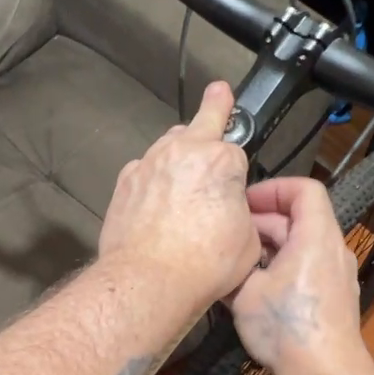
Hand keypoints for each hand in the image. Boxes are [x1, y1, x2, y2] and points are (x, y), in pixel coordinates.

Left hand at [97, 83, 257, 311]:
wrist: (148, 279)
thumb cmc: (202, 264)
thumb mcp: (248, 241)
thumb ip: (242, 212)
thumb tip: (232, 212)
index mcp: (222, 161)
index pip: (237, 149)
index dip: (238, 168)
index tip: (236, 173)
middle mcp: (184, 152)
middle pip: (204, 119)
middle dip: (215, 106)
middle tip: (218, 95)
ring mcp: (150, 163)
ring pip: (169, 144)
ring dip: (179, 151)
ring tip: (184, 170)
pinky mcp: (126, 181)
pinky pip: (143, 169)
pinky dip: (152, 179)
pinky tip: (156, 202)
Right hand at [229, 176, 373, 374]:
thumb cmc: (286, 327)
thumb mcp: (245, 293)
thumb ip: (233, 266)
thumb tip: (219, 256)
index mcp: (315, 236)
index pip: (303, 189)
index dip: (272, 188)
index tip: (243, 203)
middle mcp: (332, 248)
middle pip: (298, 218)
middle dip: (262, 221)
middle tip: (228, 234)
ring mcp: (336, 273)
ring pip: (300, 244)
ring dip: (268, 246)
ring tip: (234, 261)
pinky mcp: (333, 296)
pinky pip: (306, 266)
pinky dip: (281, 265)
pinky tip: (253, 288)